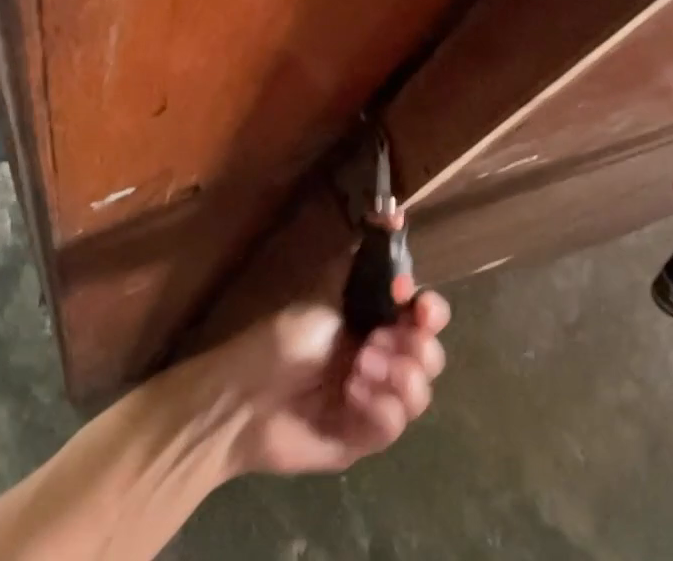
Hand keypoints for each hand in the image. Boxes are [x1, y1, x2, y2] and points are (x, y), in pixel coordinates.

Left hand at [215, 294, 449, 476]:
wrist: (244, 401)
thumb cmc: (277, 345)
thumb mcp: (316, 301)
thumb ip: (352, 275)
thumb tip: (379, 234)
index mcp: (365, 326)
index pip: (416, 318)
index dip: (428, 312)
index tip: (422, 308)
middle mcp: (376, 362)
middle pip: (427, 356)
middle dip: (417, 347)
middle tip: (382, 343)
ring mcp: (373, 402)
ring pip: (418, 393)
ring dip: (397, 377)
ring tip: (361, 369)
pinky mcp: (365, 438)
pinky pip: (394, 424)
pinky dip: (378, 407)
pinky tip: (352, 397)